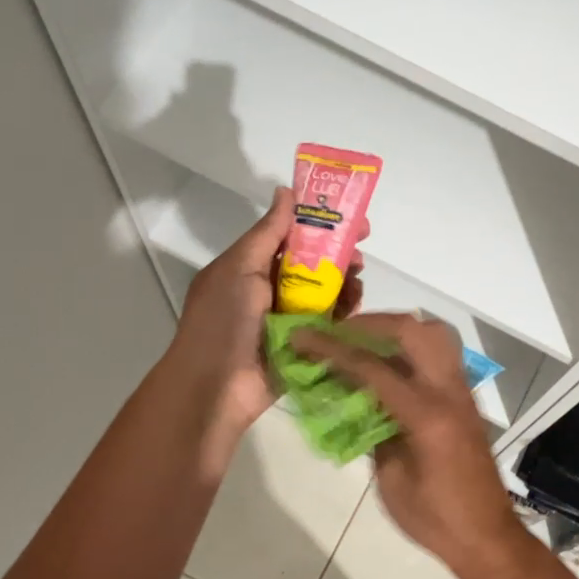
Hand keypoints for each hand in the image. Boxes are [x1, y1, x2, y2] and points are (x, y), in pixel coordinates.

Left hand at [164, 186, 362, 441]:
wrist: (215, 387)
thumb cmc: (222, 320)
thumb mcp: (240, 267)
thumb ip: (268, 232)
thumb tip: (286, 191)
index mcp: (249, 268)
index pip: (290, 238)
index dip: (319, 224)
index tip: (349, 217)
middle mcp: (269, 291)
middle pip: (313, 266)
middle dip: (339, 255)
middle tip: (362, 253)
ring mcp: (288, 321)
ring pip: (326, 294)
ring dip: (344, 284)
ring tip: (358, 281)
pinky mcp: (304, 348)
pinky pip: (330, 325)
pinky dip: (345, 314)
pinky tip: (356, 307)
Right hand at [293, 314, 528, 577]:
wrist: (486, 537)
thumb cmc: (434, 519)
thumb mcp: (390, 479)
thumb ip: (374, 430)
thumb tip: (359, 400)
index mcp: (426, 415)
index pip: (373, 366)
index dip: (332, 348)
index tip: (302, 337)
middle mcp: (449, 393)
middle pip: (412, 331)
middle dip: (370, 324)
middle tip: (337, 334)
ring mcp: (463, 393)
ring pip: (435, 335)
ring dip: (397, 329)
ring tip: (364, 342)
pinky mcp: (466, 401)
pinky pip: (441, 356)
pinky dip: (412, 348)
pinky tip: (387, 366)